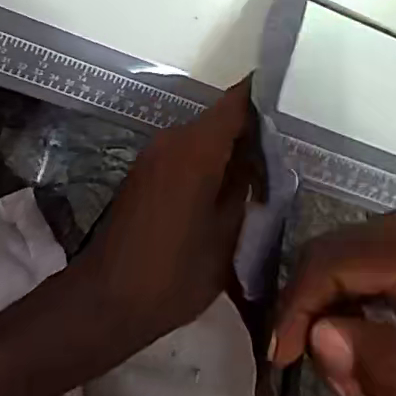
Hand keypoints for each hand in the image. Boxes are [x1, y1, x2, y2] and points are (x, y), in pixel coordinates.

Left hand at [72, 81, 261, 343]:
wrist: (107, 299)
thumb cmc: (174, 272)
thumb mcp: (226, 236)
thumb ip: (244, 186)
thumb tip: (258, 156)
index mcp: (196, 147)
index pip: (235, 102)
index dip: (262, 97)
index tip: (288, 101)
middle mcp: (173, 138)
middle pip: (219, 119)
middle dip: (250, 131)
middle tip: (282, 150)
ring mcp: (155, 153)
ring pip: (202, 137)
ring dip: (227, 150)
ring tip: (259, 173)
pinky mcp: (144, 171)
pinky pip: (184, 153)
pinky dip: (207, 162)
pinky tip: (224, 189)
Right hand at [272, 212, 395, 395]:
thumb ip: (387, 363)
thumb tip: (316, 333)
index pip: (339, 258)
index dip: (302, 301)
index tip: (280, 356)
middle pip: (338, 257)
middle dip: (318, 312)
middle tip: (322, 375)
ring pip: (350, 275)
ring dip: (337, 323)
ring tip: (356, 387)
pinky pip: (373, 293)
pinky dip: (360, 330)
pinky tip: (375, 376)